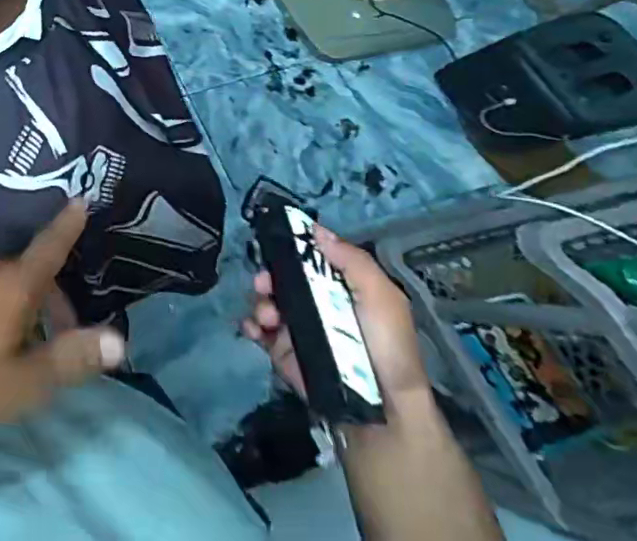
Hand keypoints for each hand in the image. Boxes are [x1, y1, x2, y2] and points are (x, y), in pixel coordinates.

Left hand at [0, 201, 126, 442]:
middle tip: (60, 341)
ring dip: (22, 303)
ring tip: (22, 344)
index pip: (51, 244)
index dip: (68, 224)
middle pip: (32, 271)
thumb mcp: (28, 380)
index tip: (80, 200)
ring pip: (4, 279)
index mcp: (16, 281)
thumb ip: (74, 356)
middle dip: (53, 300)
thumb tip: (119, 340)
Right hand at [240, 223, 432, 412]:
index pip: (308, 258)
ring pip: (265, 301)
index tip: (276, 243)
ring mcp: (296, 327)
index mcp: (338, 287)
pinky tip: (254, 328)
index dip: (290, 248)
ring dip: (260, 302)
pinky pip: (257, 331)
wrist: (381, 407)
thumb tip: (315, 229)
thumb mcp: (382, 296)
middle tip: (264, 282)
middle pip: (280, 277)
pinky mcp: (282, 352)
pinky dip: (250, 325)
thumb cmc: (386, 346)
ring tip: (268, 316)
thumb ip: (352, 260)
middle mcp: (315, 303)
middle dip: (267, 275)